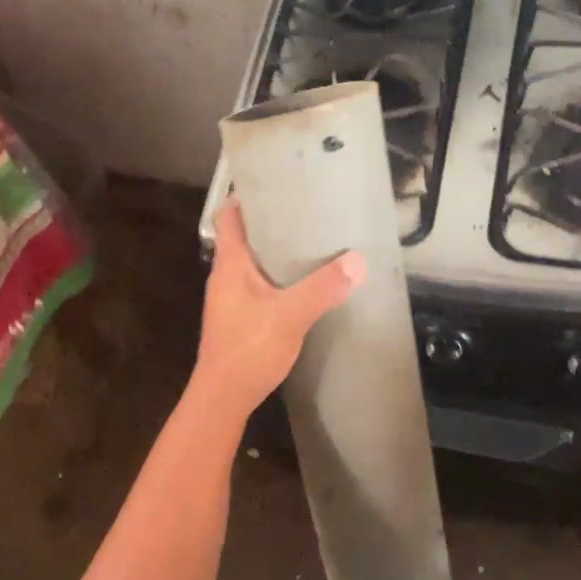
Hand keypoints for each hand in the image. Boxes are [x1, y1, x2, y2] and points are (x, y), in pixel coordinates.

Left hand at [192, 200, 364, 420]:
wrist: (223, 397)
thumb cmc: (248, 349)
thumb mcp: (290, 315)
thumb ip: (322, 288)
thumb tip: (358, 260)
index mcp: (230, 265)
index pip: (229, 217)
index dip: (246, 196)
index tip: (273, 182)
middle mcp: (224, 278)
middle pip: (243, 238)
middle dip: (269, 222)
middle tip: (304, 209)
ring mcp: (229, 301)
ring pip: (251, 265)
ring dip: (274, 253)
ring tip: (309, 242)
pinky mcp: (238, 321)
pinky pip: (257, 288)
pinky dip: (276, 279)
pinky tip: (301, 285)